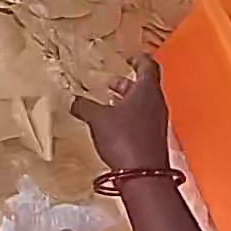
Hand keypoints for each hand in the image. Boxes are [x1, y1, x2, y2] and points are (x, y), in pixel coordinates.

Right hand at [71, 54, 170, 169]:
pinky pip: (141, 119)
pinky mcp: (152, 137)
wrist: (142, 174)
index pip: (148, 67)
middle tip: (112, 82)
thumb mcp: (97, 118)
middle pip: (144, 86)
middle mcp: (155, 104)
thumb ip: (84, 106)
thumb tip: (73, 101)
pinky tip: (112, 123)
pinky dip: (128, 115)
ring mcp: (156, 122)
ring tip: (108, 101)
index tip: (131, 56)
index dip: (139, 59)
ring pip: (143, 104)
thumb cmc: (124, 139)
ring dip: (126, 100)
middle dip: (127, 83)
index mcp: (146, 91)